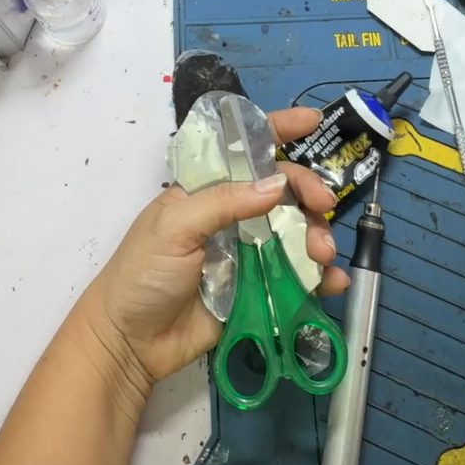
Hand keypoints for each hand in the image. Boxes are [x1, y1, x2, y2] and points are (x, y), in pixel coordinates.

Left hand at [76, 106, 348, 396]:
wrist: (131, 343)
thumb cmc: (143, 272)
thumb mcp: (175, 226)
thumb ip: (224, 202)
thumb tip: (278, 183)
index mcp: (209, 189)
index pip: (246, 150)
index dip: (279, 130)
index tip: (313, 121)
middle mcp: (233, 214)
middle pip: (282, 189)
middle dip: (308, 191)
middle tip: (325, 205)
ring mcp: (248, 251)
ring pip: (295, 231)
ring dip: (317, 234)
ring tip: (323, 254)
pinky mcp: (259, 289)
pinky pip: (297, 276)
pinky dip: (319, 276)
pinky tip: (333, 281)